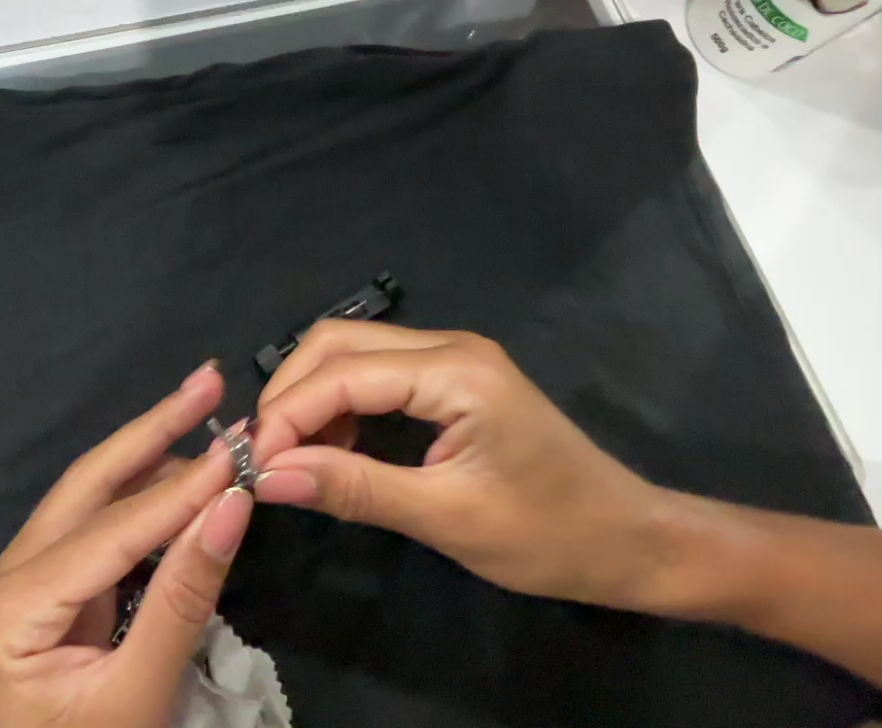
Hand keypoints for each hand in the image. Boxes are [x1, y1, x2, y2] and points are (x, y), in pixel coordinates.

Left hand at [0, 362, 255, 727]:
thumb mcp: (137, 698)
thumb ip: (184, 598)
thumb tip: (233, 504)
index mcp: (10, 608)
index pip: (112, 528)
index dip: (182, 487)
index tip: (240, 445)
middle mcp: (5, 577)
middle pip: (89, 485)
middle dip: (153, 428)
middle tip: (208, 380)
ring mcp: (21, 581)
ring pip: (91, 497)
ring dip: (152, 453)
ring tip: (206, 414)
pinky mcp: (45, 592)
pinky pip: (98, 528)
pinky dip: (145, 497)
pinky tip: (181, 471)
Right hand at [250, 321, 697, 613]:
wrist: (629, 538)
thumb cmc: (548, 535)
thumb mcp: (446, 518)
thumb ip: (354, 488)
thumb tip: (268, 477)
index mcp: (454, 371)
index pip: (342, 373)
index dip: (288, 413)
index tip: (253, 463)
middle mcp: (448, 344)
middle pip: (337, 343)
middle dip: (291, 393)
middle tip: (267, 455)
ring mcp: (451, 354)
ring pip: (352, 352)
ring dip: (312, 396)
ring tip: (294, 455)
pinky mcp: (451, 374)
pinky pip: (376, 371)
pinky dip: (342, 403)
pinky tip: (335, 446)